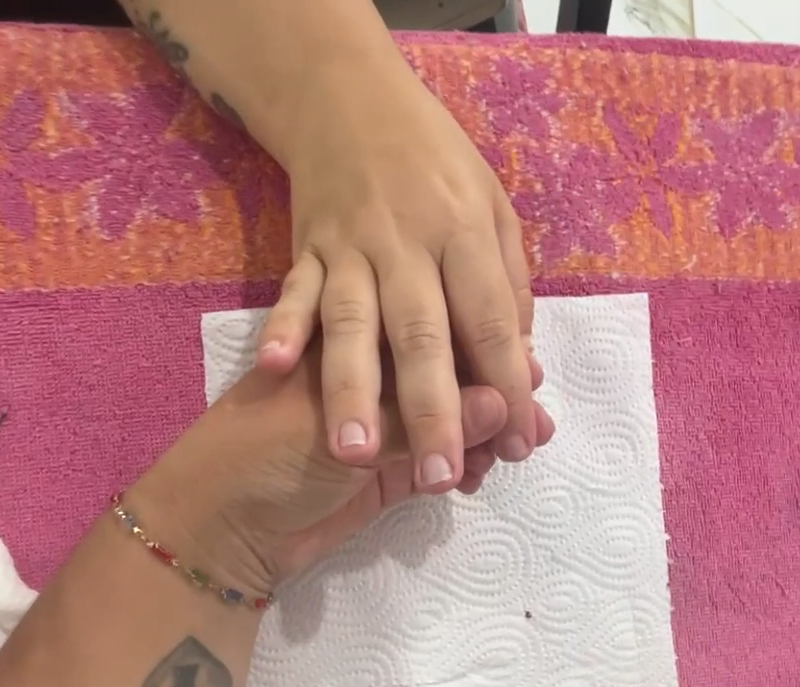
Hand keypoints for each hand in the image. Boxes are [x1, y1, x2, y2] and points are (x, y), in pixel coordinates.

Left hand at [128, 344, 509, 593]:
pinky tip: (483, 474)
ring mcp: (382, 425)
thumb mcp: (335, 425)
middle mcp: (374, 374)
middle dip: (494, 398)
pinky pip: (436, 463)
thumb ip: (414, 416)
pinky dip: (461, 468)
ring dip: (483, 436)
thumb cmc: (258, 455)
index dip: (481, 354)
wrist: (214, 529)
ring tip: (520, 452)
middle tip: (535, 424)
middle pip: (449, 378)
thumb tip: (496, 404)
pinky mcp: (386, 472)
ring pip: (449, 421)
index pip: (431, 335)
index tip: (526, 374)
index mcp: (353, 340)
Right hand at [253, 60, 546, 493]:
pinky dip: (284, 327)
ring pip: (353, 325)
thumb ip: (507, 287)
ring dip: (353, 391)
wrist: (349, 97)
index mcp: (464, 234)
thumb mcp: (494, 212)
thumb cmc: (438, 165)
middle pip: (423, 337)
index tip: (522, 444)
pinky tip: (277, 367)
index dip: (510, 386)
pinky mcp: (304, 247)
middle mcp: (408, 244)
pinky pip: (294, 292)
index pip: (491, 323)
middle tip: (443, 477)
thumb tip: (520, 364)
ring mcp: (350, 246)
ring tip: (355, 454)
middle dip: (434, 411)